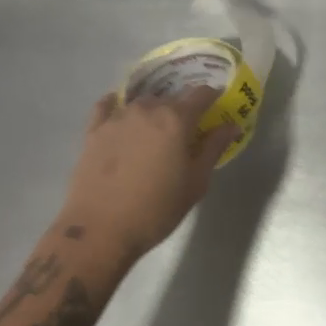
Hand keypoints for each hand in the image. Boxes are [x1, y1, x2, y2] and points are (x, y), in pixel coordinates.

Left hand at [59, 85, 238, 259]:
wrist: (99, 232)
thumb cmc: (156, 209)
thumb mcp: (196, 182)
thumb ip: (214, 148)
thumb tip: (231, 125)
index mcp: (177, 119)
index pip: (202, 93)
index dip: (213, 97)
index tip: (216, 107)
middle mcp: (148, 109)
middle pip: (172, 97)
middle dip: (183, 108)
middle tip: (185, 130)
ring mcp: (117, 117)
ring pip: (142, 102)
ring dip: (153, 109)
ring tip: (154, 131)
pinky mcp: (93, 131)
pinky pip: (107, 106)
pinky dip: (117, 105)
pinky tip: (120, 115)